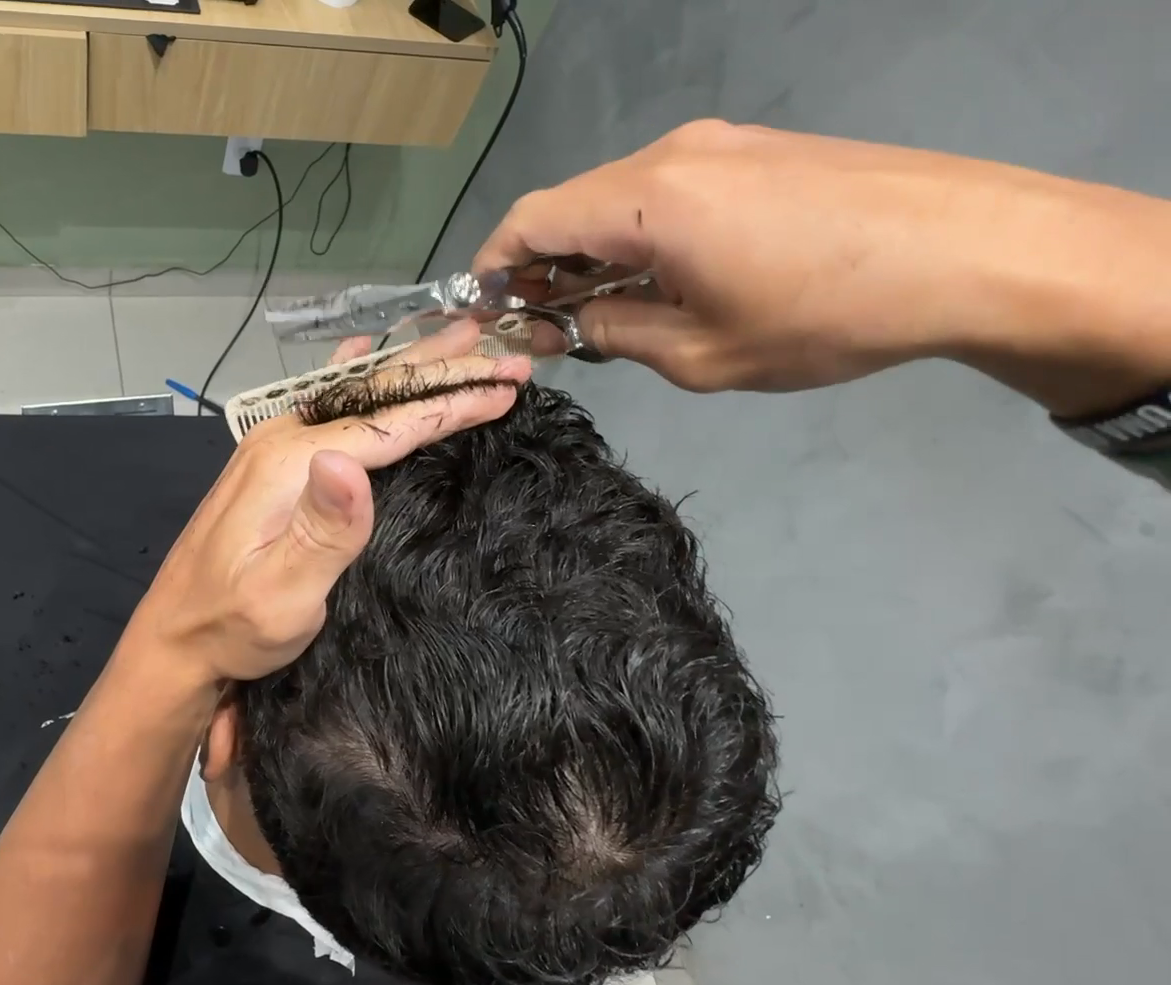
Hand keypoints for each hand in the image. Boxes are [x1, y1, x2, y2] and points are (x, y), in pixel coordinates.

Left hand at [129, 321, 529, 686]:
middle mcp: (277, 441)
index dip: (450, 403)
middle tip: (503, 350)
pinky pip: (325, 409)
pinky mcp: (267, 466)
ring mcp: (269, 449)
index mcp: (288, 464)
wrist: (174, 637)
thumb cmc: (232, 626)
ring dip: (406, 370)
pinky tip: (359, 354)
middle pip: (371, 395)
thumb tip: (350, 460)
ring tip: (455, 342)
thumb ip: (323, 529)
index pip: (386, 424)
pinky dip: (357, 382)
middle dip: (440, 372)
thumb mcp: (283, 593)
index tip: (509, 386)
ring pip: (351, 396)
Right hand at [474, 120, 1170, 411]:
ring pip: (613, 198)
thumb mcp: (696, 354)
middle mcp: (671, 154)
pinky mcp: (755, 150)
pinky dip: (635, 234)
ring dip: (590, 252)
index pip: (530, 220)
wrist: (981, 253)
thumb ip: (613, 333)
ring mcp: (719, 144)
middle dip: (542, 267)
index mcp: (646, 200)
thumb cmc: (824, 316)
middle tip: (549, 327)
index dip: (494, 268)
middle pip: (567, 205)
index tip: (489, 314)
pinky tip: (662, 277)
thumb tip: (573, 323)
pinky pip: (662, 190)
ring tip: (606, 310)